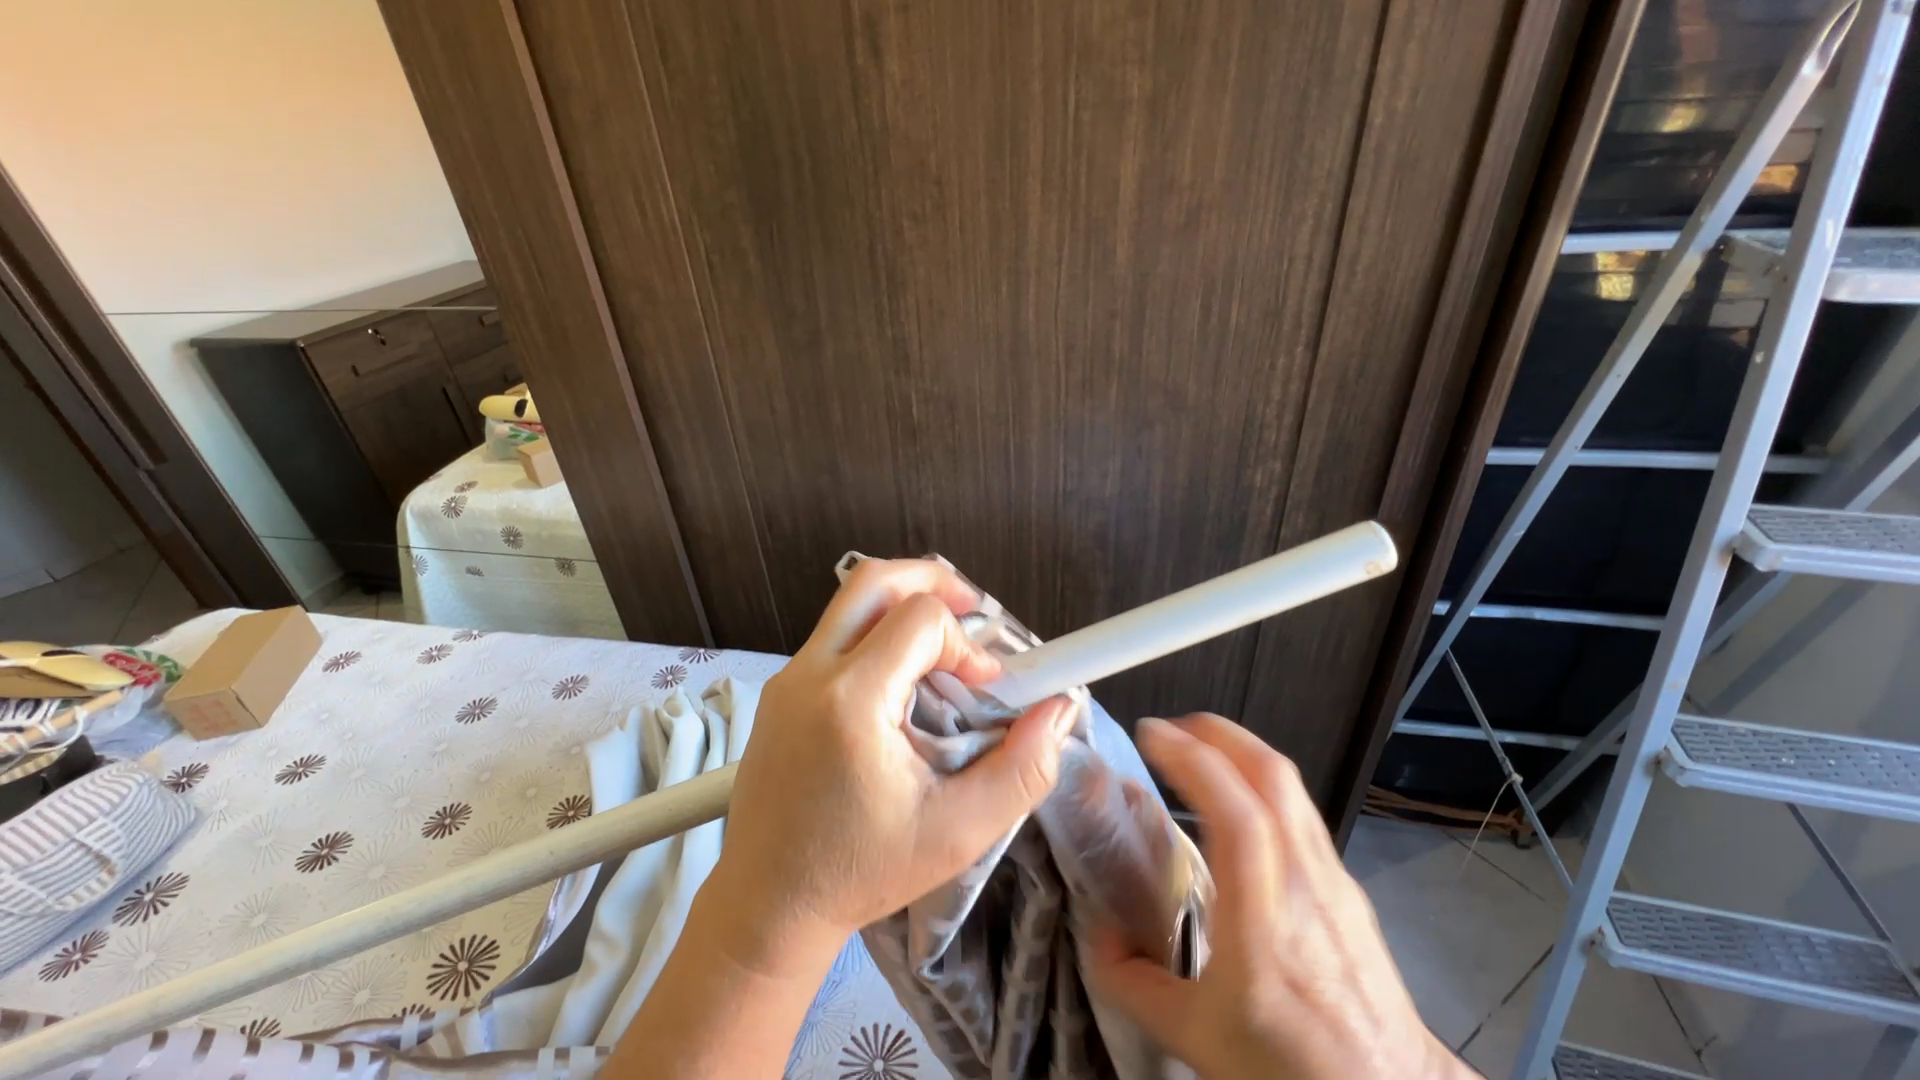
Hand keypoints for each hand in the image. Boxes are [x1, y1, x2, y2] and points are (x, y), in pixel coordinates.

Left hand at [706, 558, 1076, 973]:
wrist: (768, 904)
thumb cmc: (862, 871)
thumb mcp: (958, 832)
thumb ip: (1022, 769)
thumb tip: (1059, 710)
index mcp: (850, 701)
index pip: (920, 619)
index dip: (966, 641)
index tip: (986, 685)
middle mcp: (809, 675)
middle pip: (873, 581)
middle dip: (932, 581)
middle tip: (973, 608)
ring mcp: (786, 682)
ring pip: (849, 605)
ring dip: (902, 608)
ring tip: (945, 643)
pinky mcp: (778, 696)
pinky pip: (832, 638)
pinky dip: (875, 636)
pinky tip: (902, 684)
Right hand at [1088, 714, 1471, 1079]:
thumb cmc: (1291, 1065)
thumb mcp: (1194, 1039)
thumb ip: (1131, 983)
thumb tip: (1096, 933)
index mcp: (1262, 927)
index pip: (1237, 815)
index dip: (1193, 760)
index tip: (1152, 734)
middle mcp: (1305, 888)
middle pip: (1273, 778)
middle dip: (1218, 733)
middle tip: (1170, 728)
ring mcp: (1334, 881)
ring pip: (1293, 789)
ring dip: (1242, 751)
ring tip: (1198, 750)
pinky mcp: (1348, 887)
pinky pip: (1302, 813)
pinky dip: (1263, 783)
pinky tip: (1239, 802)